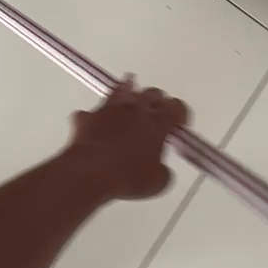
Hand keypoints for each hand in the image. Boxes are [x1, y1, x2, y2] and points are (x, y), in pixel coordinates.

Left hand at [65, 82, 181, 200]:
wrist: (90, 170)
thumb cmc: (128, 176)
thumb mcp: (157, 181)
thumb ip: (162, 171)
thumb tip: (160, 170)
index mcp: (156, 123)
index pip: (176, 108)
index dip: (180, 112)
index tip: (180, 121)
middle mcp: (134, 109)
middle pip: (151, 93)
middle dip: (157, 99)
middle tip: (157, 108)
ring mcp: (109, 110)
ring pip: (121, 90)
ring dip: (127, 89)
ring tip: (129, 85)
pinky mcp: (87, 117)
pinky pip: (92, 112)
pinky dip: (94, 116)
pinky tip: (94, 121)